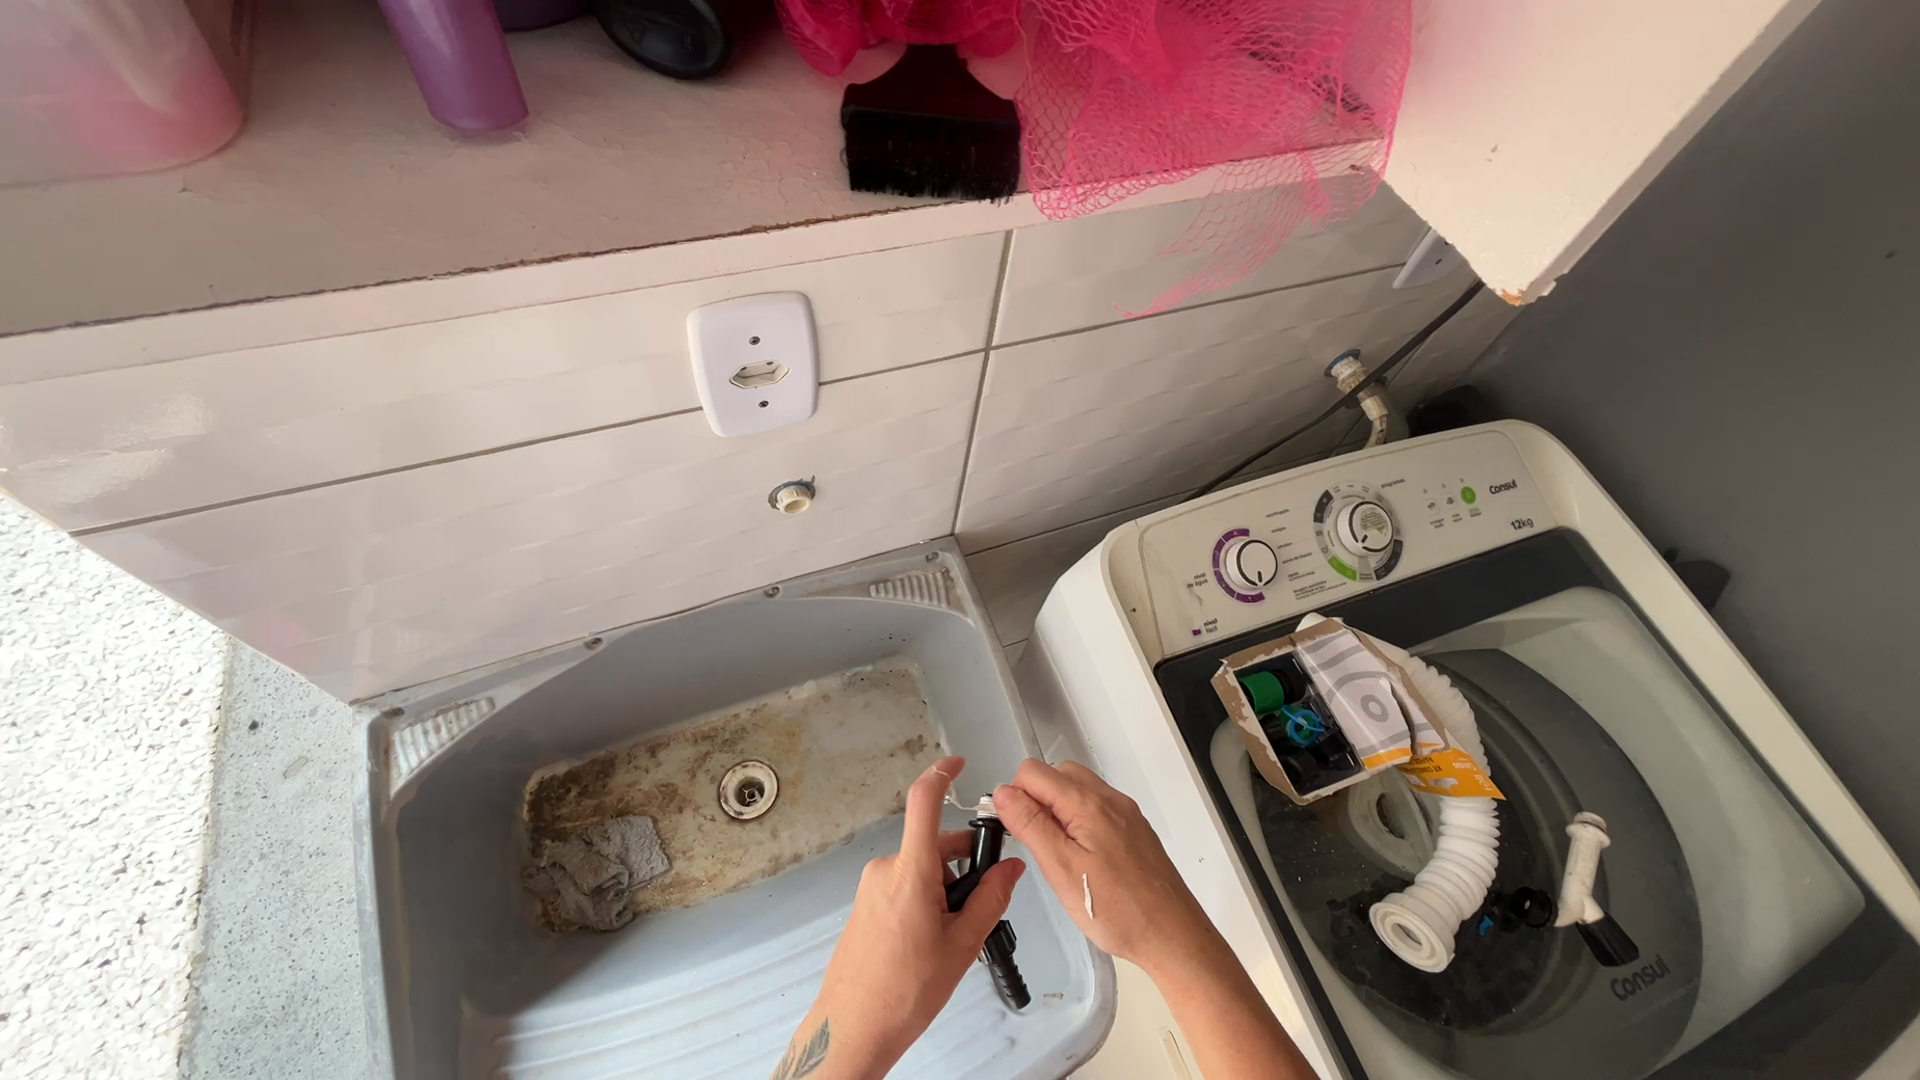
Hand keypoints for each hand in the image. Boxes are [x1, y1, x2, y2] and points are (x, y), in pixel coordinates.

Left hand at [771, 756, 1024, 1079]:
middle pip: (934, 844)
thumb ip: (991, 898)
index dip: (942, 773)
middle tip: (983, 901)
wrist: (850, 1029)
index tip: (958, 763)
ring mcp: (872, 886)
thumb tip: (1013, 868)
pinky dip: (925, 897)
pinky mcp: (865, 903)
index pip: (923, 801)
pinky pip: (904, 884)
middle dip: (963, 862)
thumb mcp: (962, 945)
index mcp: (911, 870)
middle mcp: (887, 868)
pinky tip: (932, 940)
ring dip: (945, 886)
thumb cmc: (905, 991)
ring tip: (955, 936)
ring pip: (921, 867)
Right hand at [993, 759, 1217, 976]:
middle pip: (1056, 774)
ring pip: (1077, 789)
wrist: (1172, 936)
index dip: (1015, 796)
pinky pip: (1096, 807)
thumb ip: (1031, 825)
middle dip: (1036, 799)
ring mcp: (1124, 812)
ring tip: (1059, 853)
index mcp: (1088, 803)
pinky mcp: (1133, 828)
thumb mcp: (1061, 869)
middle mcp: (1109, 798)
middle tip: (1038, 843)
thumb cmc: (1117, 911)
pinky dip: (1079, 820)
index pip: (1033, 771)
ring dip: (1058, 809)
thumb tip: (1004, 793)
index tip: (1016, 829)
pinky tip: (1083, 857)